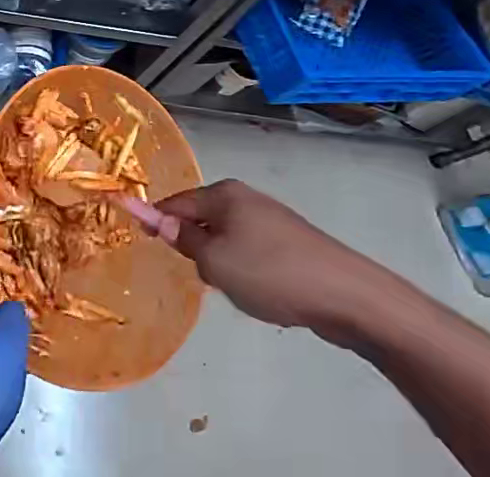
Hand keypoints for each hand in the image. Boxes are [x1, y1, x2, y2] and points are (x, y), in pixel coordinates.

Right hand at [144, 179, 395, 341]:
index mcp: (223, 194)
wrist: (347, 295)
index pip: (175, 201)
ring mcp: (270, 217)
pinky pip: (249, 248)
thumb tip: (157, 218)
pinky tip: (259, 290)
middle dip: (192, 244)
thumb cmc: (271, 273)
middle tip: (199, 274)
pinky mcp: (289, 240)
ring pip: (225, 235)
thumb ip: (183, 239)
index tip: (142, 239)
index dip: (155, 219)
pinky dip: (244, 266)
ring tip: (233, 287)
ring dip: (219, 258)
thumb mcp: (215, 262)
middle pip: (201, 217)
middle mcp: (245, 197)